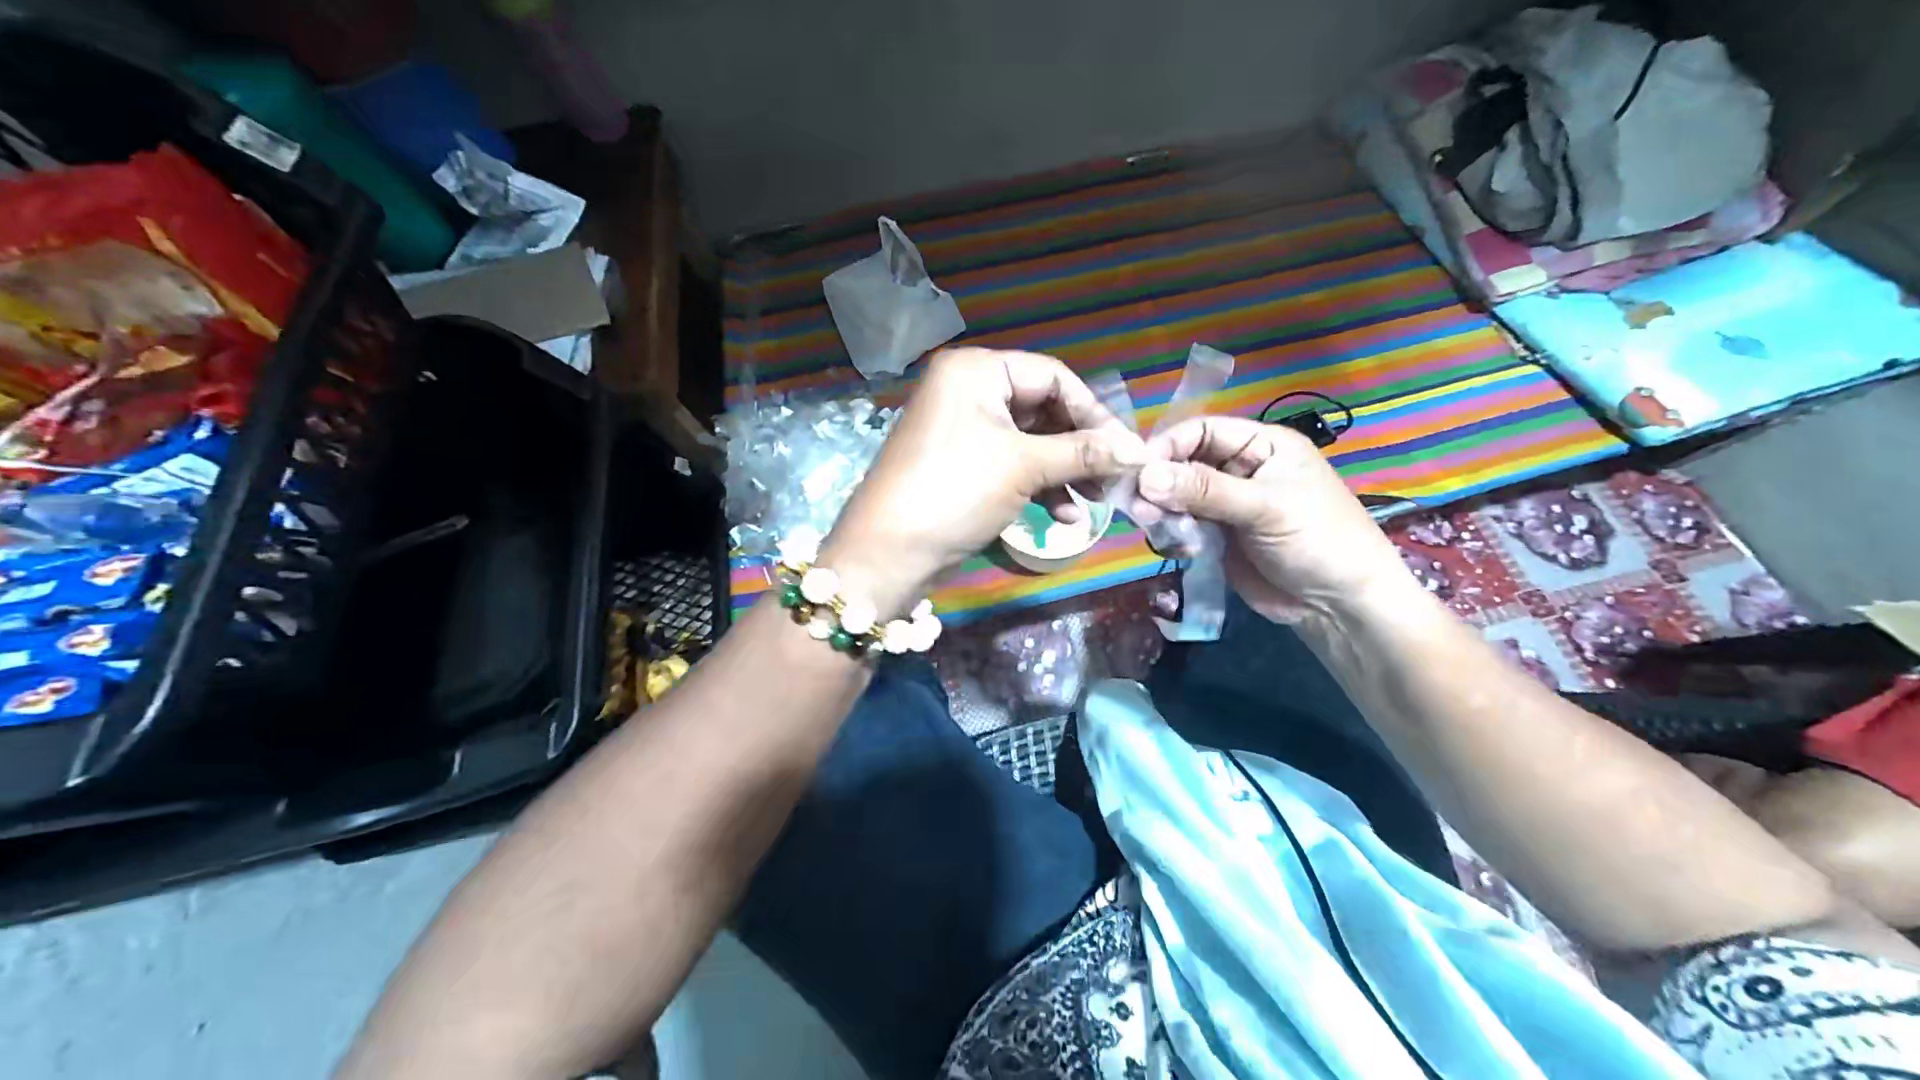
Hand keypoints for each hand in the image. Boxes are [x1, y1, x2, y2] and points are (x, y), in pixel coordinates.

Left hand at [823, 348, 1145, 614]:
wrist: (887, 553)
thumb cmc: (955, 491)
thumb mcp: (1024, 467)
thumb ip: (1084, 453)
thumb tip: (1140, 451)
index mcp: (976, 371)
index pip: (1052, 376)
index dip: (1093, 412)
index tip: (1126, 448)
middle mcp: (966, 390)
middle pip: (1042, 409)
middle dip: (1080, 448)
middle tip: (1113, 479)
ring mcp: (961, 429)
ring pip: (1029, 442)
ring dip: (1064, 472)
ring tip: (1094, 503)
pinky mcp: (959, 465)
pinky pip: (1010, 465)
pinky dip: (1038, 487)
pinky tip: (1063, 517)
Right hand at [1128, 416, 1418, 624]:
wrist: (1340, 606)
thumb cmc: (1318, 540)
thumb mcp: (1265, 508)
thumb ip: (1204, 490)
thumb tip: (1145, 476)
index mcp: (1261, 446)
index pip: (1202, 430)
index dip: (1168, 445)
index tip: (1138, 470)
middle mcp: (1240, 469)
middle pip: (1183, 463)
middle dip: (1160, 482)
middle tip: (1138, 507)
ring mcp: (1226, 505)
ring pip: (1177, 497)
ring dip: (1162, 510)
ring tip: (1153, 527)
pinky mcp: (1216, 537)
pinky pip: (1182, 526)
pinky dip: (1172, 533)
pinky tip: (1177, 547)